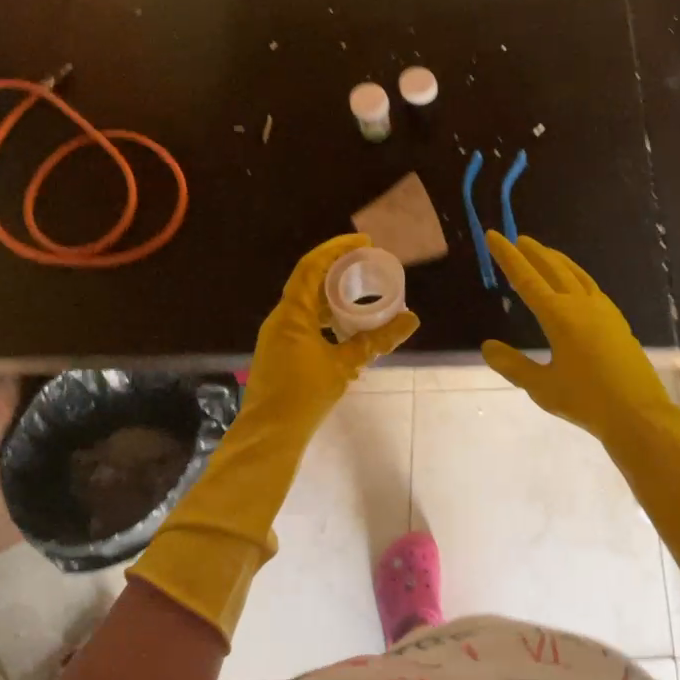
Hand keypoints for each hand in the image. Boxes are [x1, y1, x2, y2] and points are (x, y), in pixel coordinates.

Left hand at [243, 233, 418, 432]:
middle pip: (309, 280)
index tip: (364, 243)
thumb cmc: (303, 397)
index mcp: (292, 314)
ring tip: (361, 290)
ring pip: (306, 301)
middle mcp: (281, 318)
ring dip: (332, 291)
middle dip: (338, 267)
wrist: (268, 436)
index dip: (336, 248)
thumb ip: (377, 341)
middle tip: (367, 264)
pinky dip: (325, 312)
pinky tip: (345, 324)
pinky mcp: (279, 350)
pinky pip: (304, 319)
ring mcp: (277, 335)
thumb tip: (411, 319)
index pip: (311, 267)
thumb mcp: (345, 366)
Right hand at [481, 232, 673, 441]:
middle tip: (518, 239)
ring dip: (556, 260)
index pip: (526, 279)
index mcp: (559, 316)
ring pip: (575, 274)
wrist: (638, 413)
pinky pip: (591, 286)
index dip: (508, 257)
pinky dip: (575, 275)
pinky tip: (576, 283)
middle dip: (533, 252)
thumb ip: (514, 365)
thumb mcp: (542, 387)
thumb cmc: (587, 401)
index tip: (494, 236)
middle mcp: (581, 304)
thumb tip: (487, 347)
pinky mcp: (617, 320)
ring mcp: (603, 310)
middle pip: (553, 268)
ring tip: (544, 252)